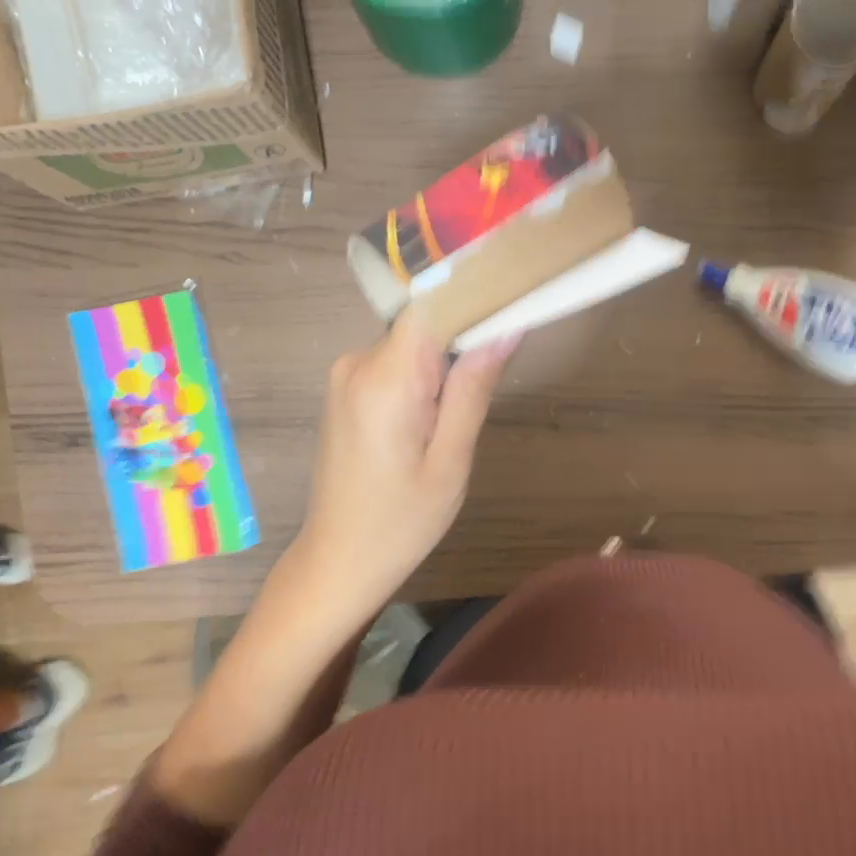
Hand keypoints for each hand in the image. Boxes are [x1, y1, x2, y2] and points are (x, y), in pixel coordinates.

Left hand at [290, 313, 520, 622]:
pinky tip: (431, 425)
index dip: (477, 295)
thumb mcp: (450, 462)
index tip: (517, 302)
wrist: (338, 559)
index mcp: (384, 378)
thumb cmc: (400, 523)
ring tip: (455, 422)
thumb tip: (505, 327)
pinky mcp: (344, 390)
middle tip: (493, 387)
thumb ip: (473, 390)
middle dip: (464, 344)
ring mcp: (345, 375)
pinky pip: (394, 365)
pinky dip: (421, 381)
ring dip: (443, 369)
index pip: (435, 303)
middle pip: (425, 324)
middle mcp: (357, 361)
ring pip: (412, 345)